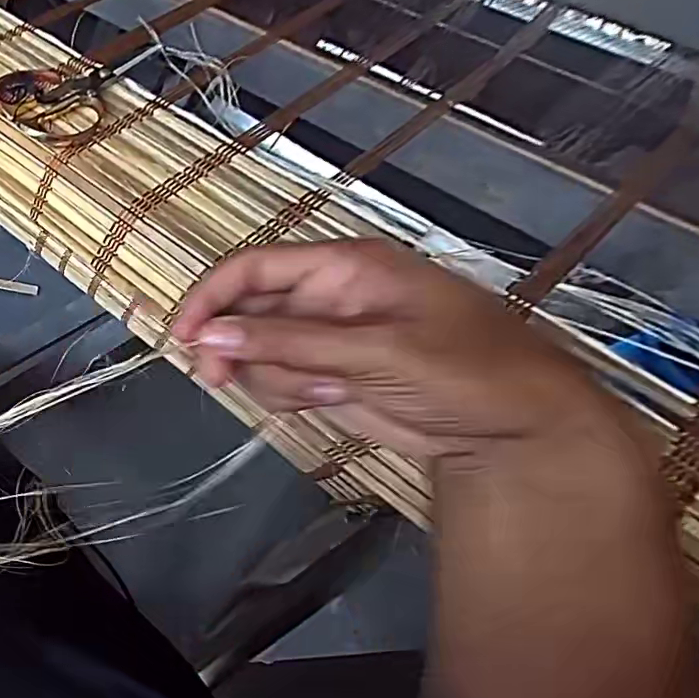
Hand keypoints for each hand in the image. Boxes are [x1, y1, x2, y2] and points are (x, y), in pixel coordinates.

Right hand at [171, 240, 632, 468]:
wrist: (514, 429)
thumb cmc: (465, 369)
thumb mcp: (375, 350)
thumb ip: (287, 342)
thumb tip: (210, 337)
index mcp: (341, 268)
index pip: (253, 268)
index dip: (210, 297)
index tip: (183, 336)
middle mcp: (324, 298)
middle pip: (246, 313)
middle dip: (234, 347)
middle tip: (219, 379)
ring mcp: (323, 339)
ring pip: (256, 353)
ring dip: (273, 378)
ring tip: (325, 391)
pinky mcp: (325, 375)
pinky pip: (276, 381)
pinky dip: (289, 395)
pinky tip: (330, 400)